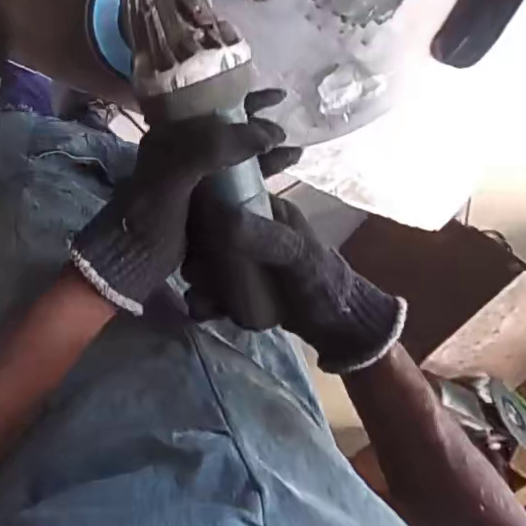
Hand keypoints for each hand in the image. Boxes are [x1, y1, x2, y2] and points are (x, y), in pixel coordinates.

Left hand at [69, 89, 287, 314]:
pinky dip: (258, 177)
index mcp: (168, 137)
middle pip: (226, 128)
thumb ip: (208, 149)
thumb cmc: (146, 221)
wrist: (129, 266)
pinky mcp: (202, 204)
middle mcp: (181, 151)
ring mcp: (193, 178)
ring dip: (264, 152)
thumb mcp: (172, 179)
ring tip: (295, 154)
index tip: (277, 99)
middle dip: (258, 125)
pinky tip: (279, 180)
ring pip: (235, 156)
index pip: (210, 103)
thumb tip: (260, 133)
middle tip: (286, 131)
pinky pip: (235, 182)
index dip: (243, 97)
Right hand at [186, 195, 404, 371]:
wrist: (340, 331)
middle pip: (205, 233)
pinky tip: (204, 312)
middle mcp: (249, 229)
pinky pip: (211, 288)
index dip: (198, 209)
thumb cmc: (325, 285)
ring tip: (201, 301)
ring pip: (205, 263)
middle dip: (194, 255)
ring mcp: (243, 260)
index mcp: (265, 208)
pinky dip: (204, 300)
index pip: (221, 194)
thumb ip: (265, 237)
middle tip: (195, 274)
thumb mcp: (298, 257)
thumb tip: (220, 219)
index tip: (186, 230)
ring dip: (197, 282)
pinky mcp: (239, 287)